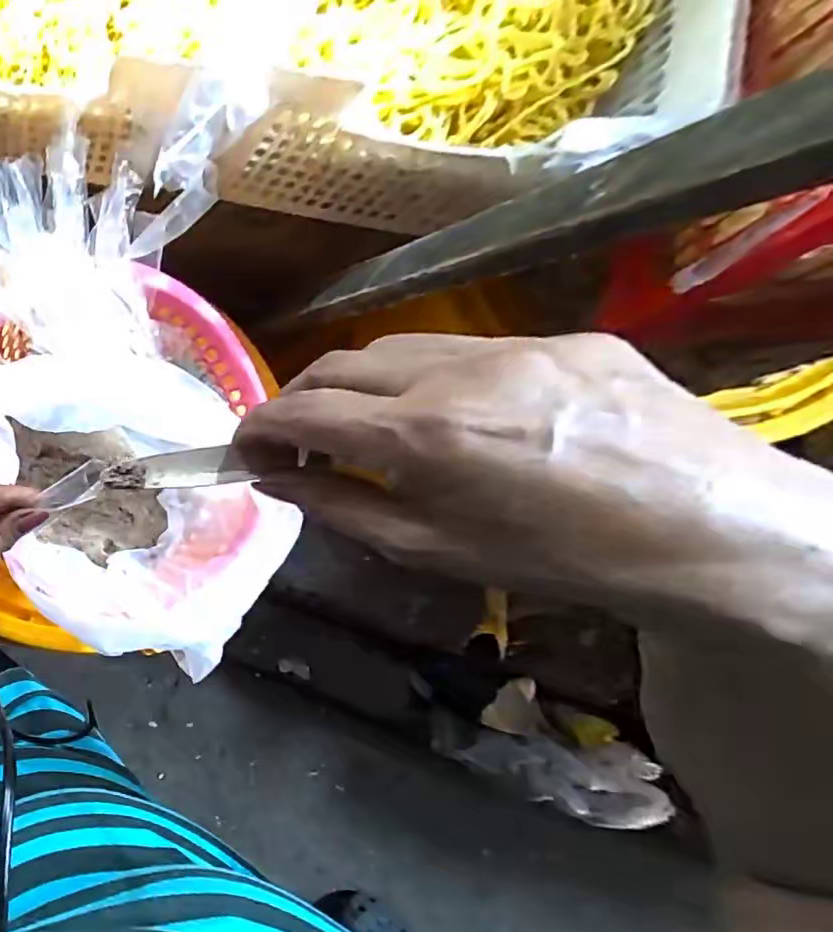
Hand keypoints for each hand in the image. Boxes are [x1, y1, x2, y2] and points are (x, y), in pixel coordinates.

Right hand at [236, 333, 832, 631]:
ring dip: (354, 384)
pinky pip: (461, 348)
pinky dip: (421, 378)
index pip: (301, 410)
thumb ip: (333, 506)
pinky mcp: (566, 339)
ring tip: (362, 426)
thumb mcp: (424, 546)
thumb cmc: (554, 558)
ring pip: (392, 348)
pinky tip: (446, 415)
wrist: (720, 535)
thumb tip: (273, 482)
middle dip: (297, 401)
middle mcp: (458, 376)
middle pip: (336, 364)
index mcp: (421, 437)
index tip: (245, 451)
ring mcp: (517, 348)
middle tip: (296, 444)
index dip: (257, 428)